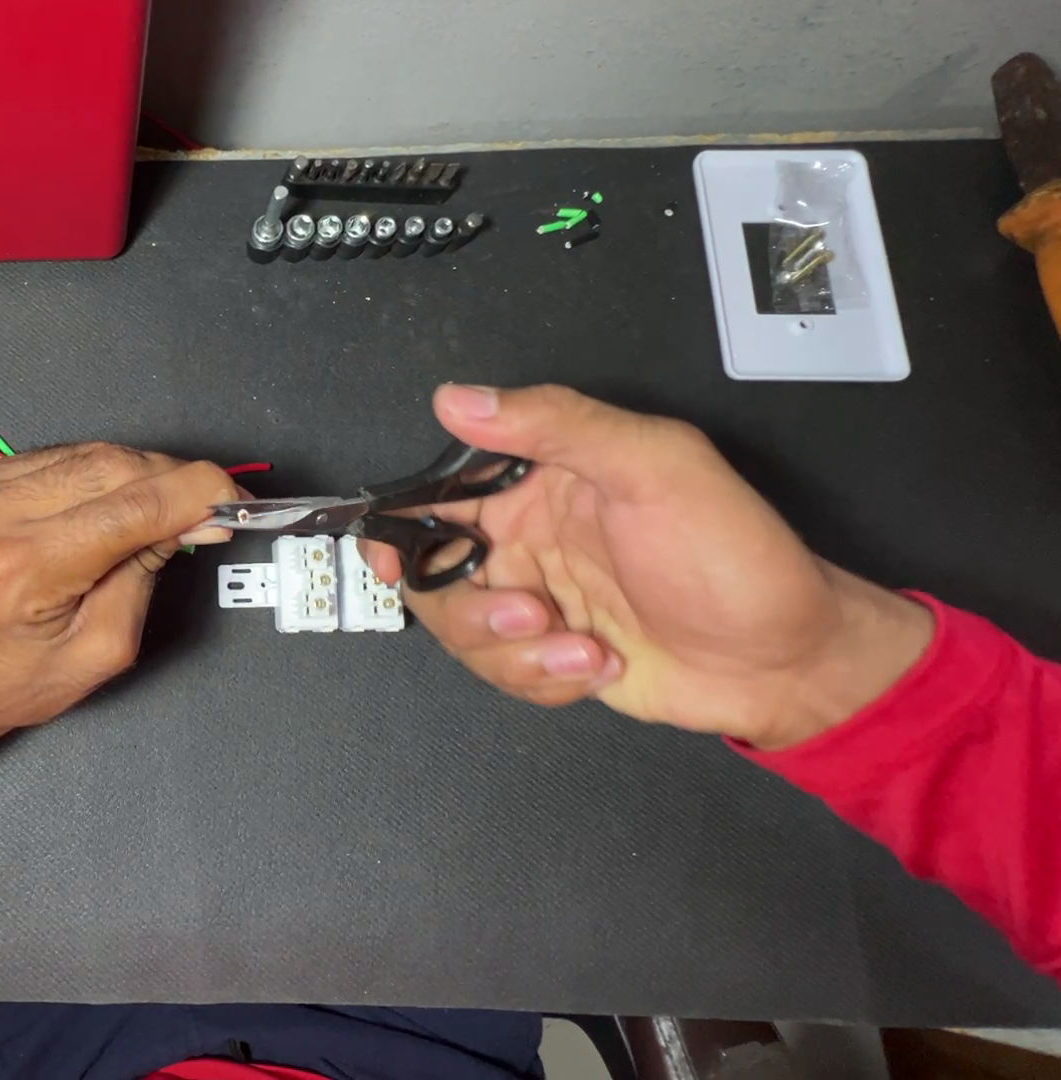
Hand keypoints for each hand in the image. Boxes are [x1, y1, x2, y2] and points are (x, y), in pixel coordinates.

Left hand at [0, 444, 240, 767]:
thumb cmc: (17, 681)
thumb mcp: (104, 649)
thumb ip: (147, 572)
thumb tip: (193, 515)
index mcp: (15, 573)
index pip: (128, 508)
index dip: (194, 493)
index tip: (234, 496)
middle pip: (109, 466)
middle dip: (173, 479)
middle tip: (210, 504)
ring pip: (87, 453)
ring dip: (140, 473)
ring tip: (165, 506)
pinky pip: (57, 457)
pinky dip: (99, 472)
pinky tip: (115, 500)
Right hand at [363, 385, 933, 749]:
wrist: (789, 662)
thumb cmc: (733, 554)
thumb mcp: (654, 467)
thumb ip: (556, 424)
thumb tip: (455, 398)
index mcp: (528, 487)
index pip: (430, 495)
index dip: (393, 526)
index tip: (390, 561)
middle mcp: (515, 543)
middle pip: (430, 576)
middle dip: (468, 610)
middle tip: (531, 612)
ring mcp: (525, 602)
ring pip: (458, 632)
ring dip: (512, 651)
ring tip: (582, 648)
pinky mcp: (540, 654)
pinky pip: (497, 671)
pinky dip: (540, 677)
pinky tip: (596, 665)